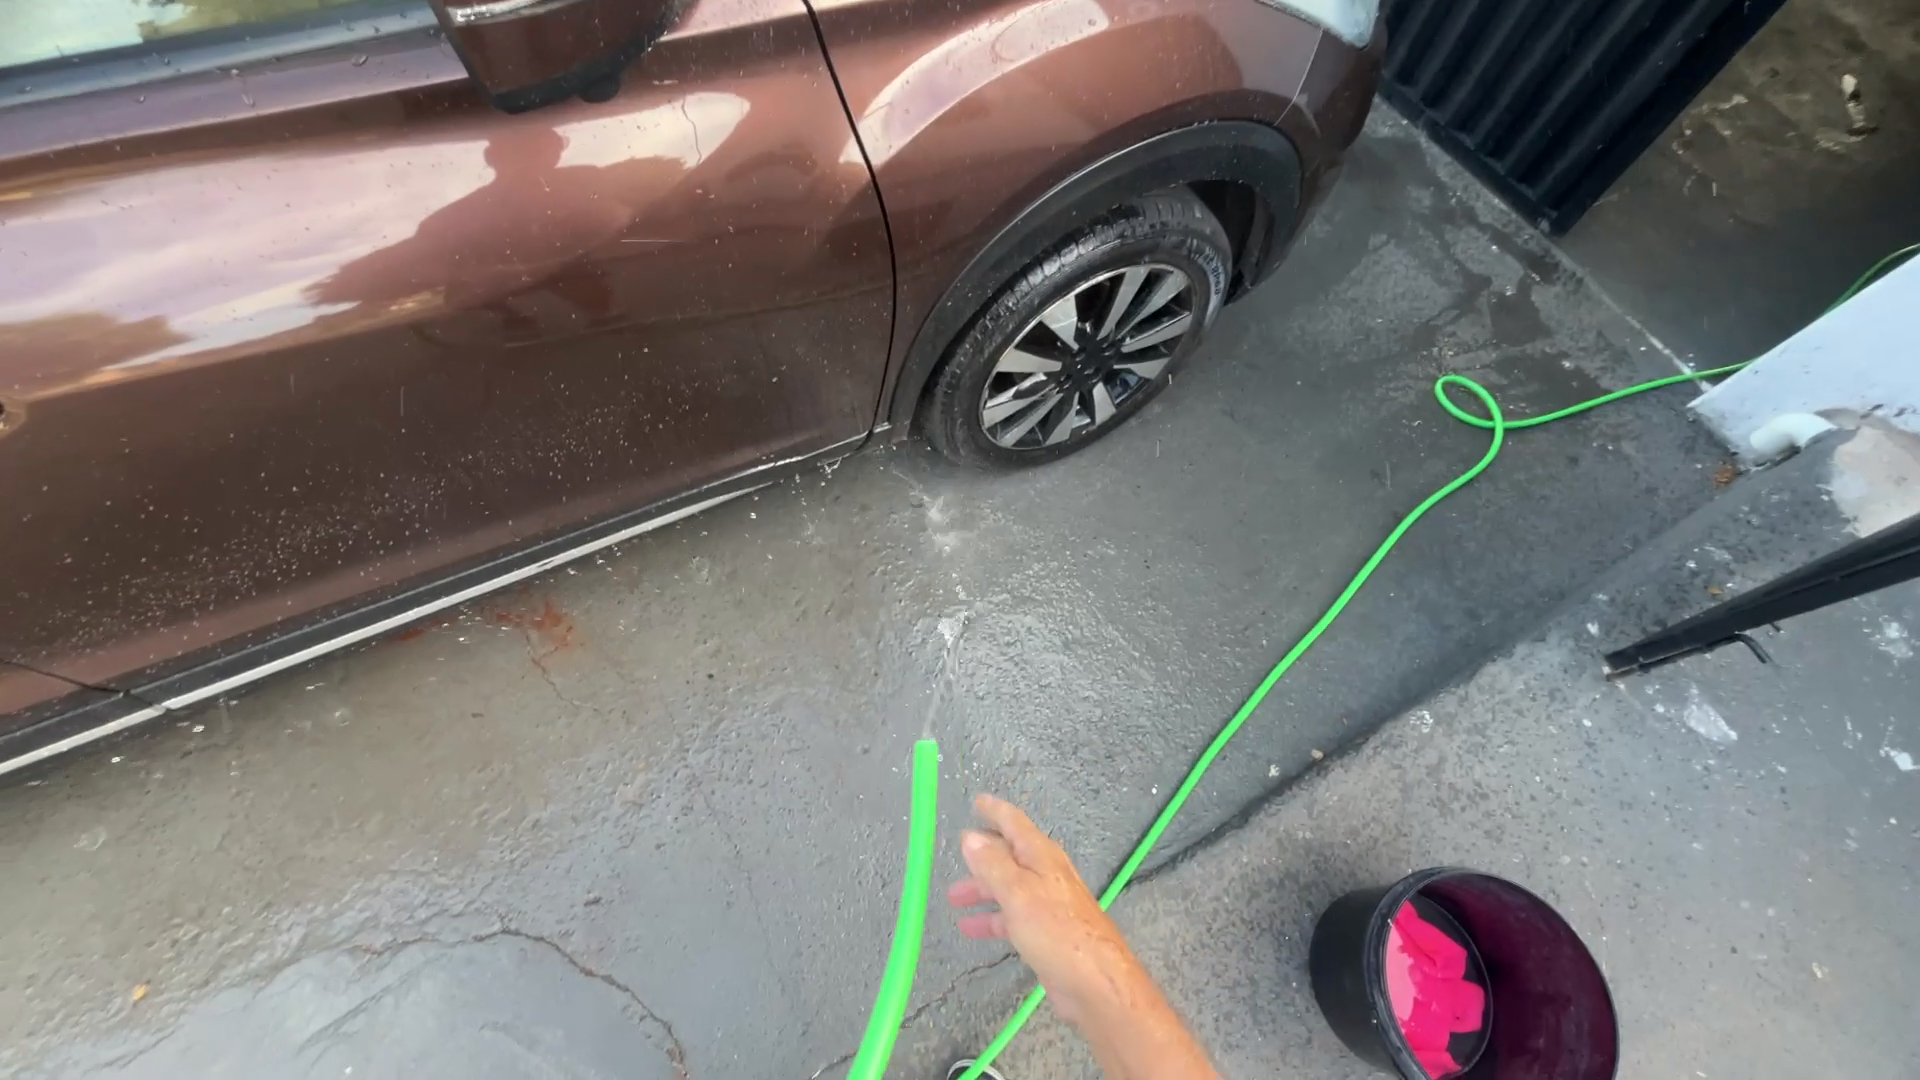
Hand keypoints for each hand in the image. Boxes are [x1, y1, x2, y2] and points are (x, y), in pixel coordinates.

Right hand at [947, 795, 1151, 1027]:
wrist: (1096, 983)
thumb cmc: (1057, 931)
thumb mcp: (1018, 893)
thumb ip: (992, 865)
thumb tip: (970, 837)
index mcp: (1040, 855)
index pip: (1013, 822)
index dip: (994, 810)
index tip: (977, 801)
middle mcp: (1045, 873)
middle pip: (1008, 855)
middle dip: (980, 857)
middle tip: (955, 859)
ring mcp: (1047, 902)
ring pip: (1008, 887)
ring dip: (982, 890)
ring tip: (955, 899)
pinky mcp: (1046, 931)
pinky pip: (1012, 915)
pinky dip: (992, 918)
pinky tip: (974, 929)